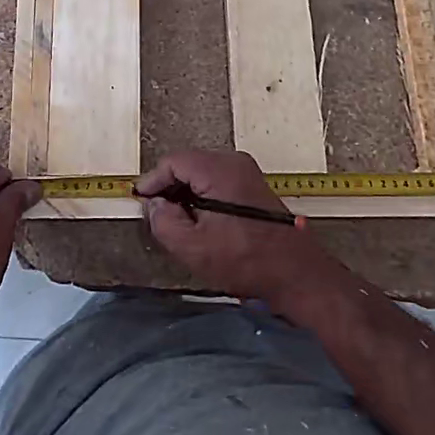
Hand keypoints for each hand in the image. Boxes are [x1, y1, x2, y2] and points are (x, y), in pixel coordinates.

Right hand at [136, 150, 338, 301]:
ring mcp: (246, 172)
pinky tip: (196, 221)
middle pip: (188, 163)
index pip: (174, 161)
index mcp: (220, 170)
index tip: (139, 200)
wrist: (294, 272)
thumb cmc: (247, 261)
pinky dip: (201, 195)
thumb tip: (155, 206)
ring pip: (202, 172)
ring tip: (172, 220)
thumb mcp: (194, 247)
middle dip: (168, 186)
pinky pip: (216, 181)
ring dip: (184, 192)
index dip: (153, 180)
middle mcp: (234, 162)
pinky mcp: (252, 186)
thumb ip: (165, 222)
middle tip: (153, 212)